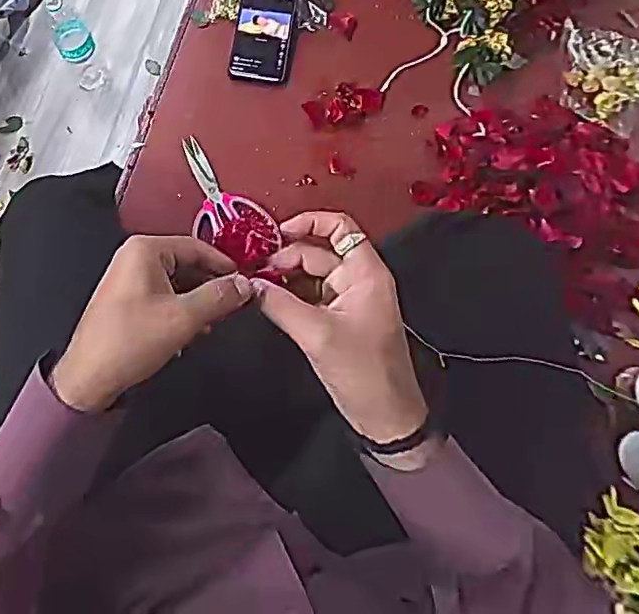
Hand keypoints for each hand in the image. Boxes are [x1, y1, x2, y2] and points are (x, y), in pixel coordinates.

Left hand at [51, 235, 253, 412]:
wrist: (88, 379)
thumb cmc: (122, 344)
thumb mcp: (183, 317)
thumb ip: (218, 297)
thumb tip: (241, 285)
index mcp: (144, 250)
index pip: (197, 247)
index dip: (224, 264)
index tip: (243, 279)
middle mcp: (134, 259)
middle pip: (188, 264)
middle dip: (211, 286)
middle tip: (233, 301)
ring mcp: (130, 279)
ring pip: (178, 282)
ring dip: (198, 301)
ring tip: (215, 319)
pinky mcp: (129, 300)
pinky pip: (165, 295)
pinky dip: (182, 309)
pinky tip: (194, 329)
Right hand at [253, 212, 427, 445]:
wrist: (386, 418)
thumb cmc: (367, 374)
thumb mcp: (318, 335)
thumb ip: (280, 305)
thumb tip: (252, 285)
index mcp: (366, 273)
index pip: (340, 227)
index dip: (309, 222)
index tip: (278, 232)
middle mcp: (358, 279)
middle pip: (318, 250)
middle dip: (287, 255)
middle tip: (257, 269)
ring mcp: (347, 298)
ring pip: (311, 272)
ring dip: (285, 275)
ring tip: (258, 282)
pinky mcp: (337, 317)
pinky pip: (309, 293)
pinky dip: (289, 293)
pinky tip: (268, 298)